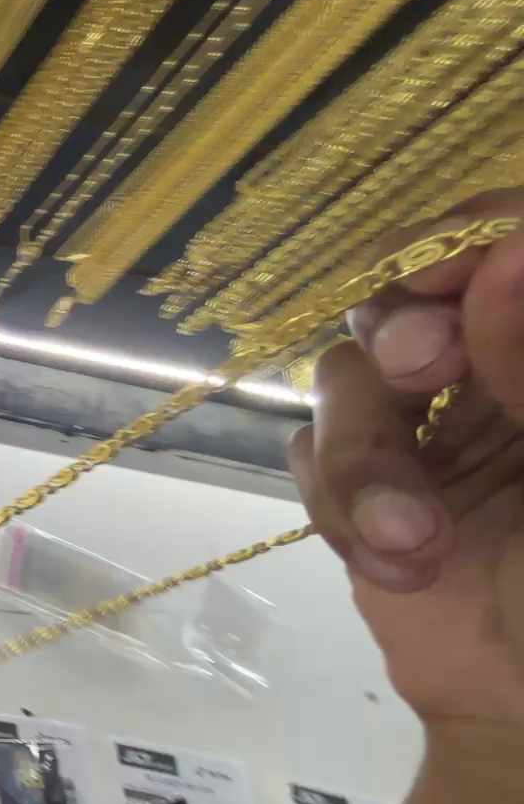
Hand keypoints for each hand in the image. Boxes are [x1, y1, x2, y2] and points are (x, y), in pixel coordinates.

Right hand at [288, 189, 523, 734]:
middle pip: (397, 302)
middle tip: (425, 373)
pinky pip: (303, 460)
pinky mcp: (352, 484)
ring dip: (364, 463)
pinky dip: (336, 509)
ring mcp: (420, 429)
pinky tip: (394, 561)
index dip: (464, 241)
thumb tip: (500, 259)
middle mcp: (493, 376)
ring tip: (412, 541)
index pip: (496, 251)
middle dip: (399, 334)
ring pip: (338, 386)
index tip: (458, 271)